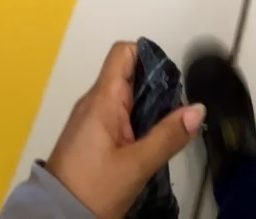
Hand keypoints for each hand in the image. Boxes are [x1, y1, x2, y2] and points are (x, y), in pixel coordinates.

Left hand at [46, 41, 205, 218]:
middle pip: (129, 73)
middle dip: (155, 86)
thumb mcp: (136, 165)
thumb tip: (198, 109)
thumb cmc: (94, 188)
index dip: (148, 55)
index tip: (169, 80)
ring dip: (148, 107)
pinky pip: (118, 115)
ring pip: (126, 96)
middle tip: (174, 112)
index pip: (124, 52)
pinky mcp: (91, 135)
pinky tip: (148, 143)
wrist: (57, 218)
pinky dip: (137, 121)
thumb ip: (168, 136)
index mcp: (103, 98)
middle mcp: (95, 100)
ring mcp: (91, 118)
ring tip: (165, 130)